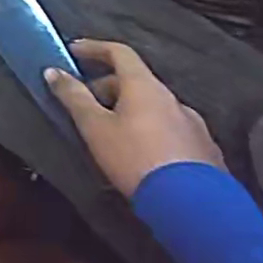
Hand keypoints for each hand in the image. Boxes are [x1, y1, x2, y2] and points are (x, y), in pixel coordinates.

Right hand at [45, 39, 227, 197]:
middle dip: (107, 87)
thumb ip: (72, 95)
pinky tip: (140, 153)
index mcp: (147, 88)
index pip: (120, 53)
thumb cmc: (137, 158)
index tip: (72, 52)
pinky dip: (151, 131)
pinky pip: (171, 131)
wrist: (200, 214)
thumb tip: (54, 72)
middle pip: (136, 82)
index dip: (93, 48)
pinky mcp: (209, 156)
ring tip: (111, 131)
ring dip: (130, 111)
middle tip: (85, 102)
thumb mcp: (93, 126)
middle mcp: (175, 102)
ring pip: (155, 108)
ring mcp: (197, 129)